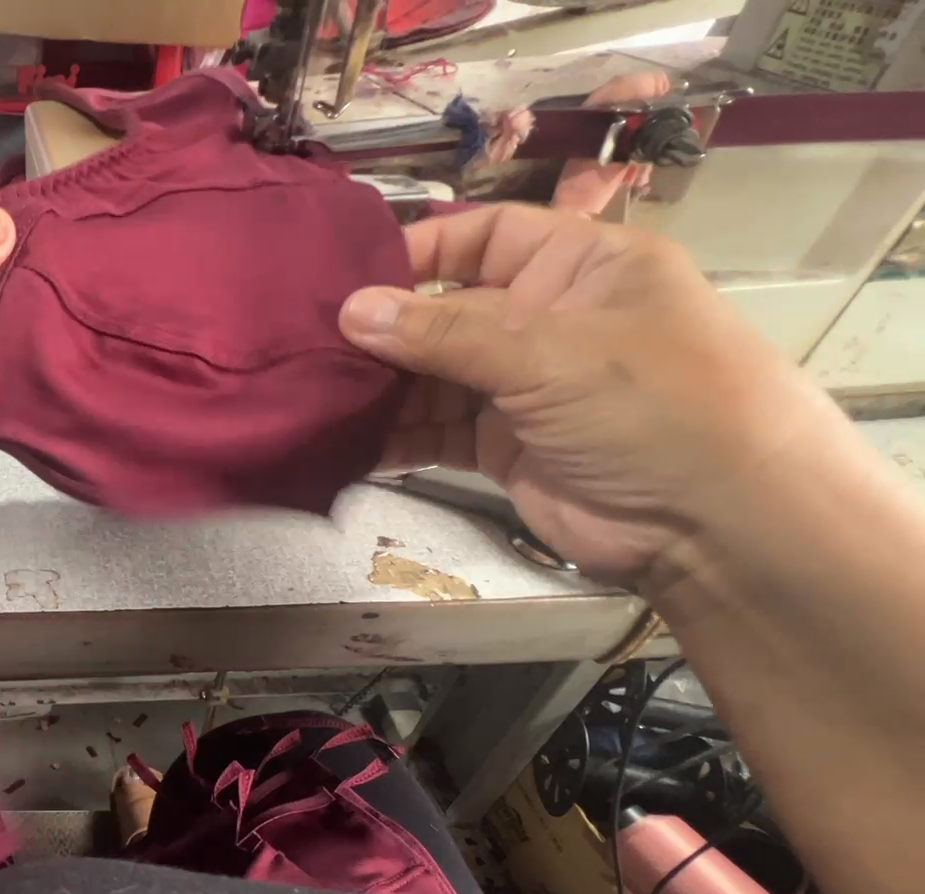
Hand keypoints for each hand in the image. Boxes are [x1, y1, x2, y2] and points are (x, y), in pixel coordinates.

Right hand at [341, 203, 843, 588]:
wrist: (711, 527)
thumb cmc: (652, 407)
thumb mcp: (548, 355)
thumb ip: (443, 334)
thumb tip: (350, 312)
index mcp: (577, 270)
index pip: (486, 237)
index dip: (421, 250)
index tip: (349, 278)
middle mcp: (541, 321)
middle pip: (442, 312)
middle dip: (381, 331)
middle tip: (310, 346)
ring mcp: (516, 386)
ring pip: (428, 376)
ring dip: (379, 389)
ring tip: (318, 397)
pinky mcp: (495, 443)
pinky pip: (430, 431)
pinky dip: (392, 439)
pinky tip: (347, 445)